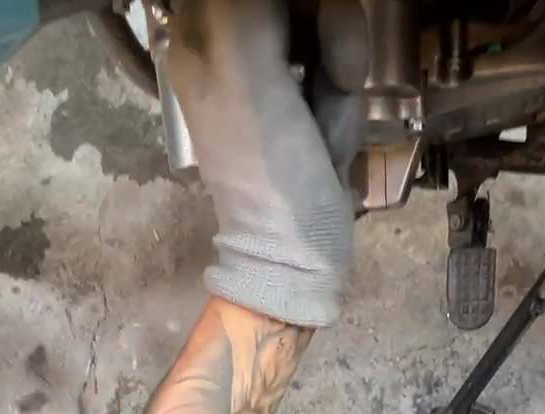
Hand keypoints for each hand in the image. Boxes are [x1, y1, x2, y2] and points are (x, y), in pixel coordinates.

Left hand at [168, 0, 359, 327]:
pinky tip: (327, 145)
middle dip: (330, 41)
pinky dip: (342, 110)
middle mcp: (231, 43)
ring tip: (323, 134)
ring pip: (329, 33)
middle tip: (330, 83)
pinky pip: (337, 76)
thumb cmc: (273, 179)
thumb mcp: (248, 71)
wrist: (299, 258)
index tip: (313, 46)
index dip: (306, 9)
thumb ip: (246, 7)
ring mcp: (272, 75)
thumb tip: (270, 3)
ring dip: (339, 88)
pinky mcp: (302, 107)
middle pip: (304, 6)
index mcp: (202, 32)